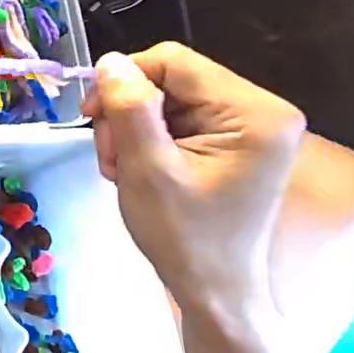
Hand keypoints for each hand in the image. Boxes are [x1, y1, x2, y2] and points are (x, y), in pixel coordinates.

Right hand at [81, 43, 305, 323]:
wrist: (212, 291)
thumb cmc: (184, 237)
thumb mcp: (148, 169)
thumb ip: (130, 109)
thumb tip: (109, 61)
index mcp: (255, 113)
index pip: (174, 62)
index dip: (124, 79)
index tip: (92, 114)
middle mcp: (261, 110)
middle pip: (169, 80)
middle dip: (128, 114)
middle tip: (111, 156)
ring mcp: (248, 127)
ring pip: (165, 100)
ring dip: (131, 130)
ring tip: (122, 169)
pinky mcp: (232, 143)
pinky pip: (175, 120)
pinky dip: (145, 141)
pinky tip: (137, 170)